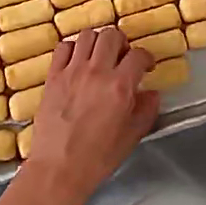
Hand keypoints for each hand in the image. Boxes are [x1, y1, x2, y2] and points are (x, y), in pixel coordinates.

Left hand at [23, 27, 159, 204]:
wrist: (58, 169)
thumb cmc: (97, 158)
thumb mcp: (131, 136)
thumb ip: (146, 110)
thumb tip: (152, 94)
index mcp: (120, 87)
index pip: (139, 55)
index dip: (147, 58)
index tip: (146, 66)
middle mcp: (97, 72)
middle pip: (112, 35)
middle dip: (122, 43)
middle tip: (122, 57)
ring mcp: (72, 71)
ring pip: (87, 35)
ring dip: (98, 42)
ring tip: (100, 56)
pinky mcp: (53, 76)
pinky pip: (63, 48)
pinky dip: (73, 48)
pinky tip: (77, 61)